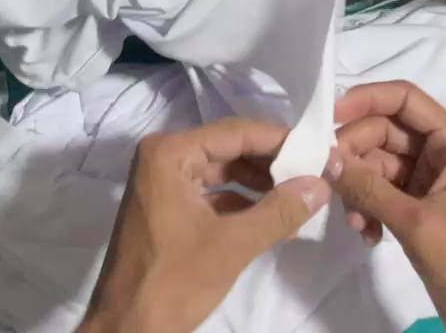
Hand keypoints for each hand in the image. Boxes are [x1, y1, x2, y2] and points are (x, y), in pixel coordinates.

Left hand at [78, 117, 331, 332]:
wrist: (125, 329)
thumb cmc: (174, 281)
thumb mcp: (232, 245)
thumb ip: (278, 212)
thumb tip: (320, 185)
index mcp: (170, 152)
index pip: (233, 133)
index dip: (276, 140)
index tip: (314, 148)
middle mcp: (163, 155)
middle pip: (226, 148)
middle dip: (268, 162)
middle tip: (311, 171)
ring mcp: (162, 180)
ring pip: (220, 170)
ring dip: (256, 183)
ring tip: (297, 193)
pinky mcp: (166, 204)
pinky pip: (209, 191)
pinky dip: (239, 201)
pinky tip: (271, 214)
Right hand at [327, 81, 445, 332]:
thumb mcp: (417, 225)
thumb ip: (368, 187)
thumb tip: (325, 157)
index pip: (405, 99)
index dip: (366, 100)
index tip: (328, 116)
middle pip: (387, 131)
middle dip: (356, 153)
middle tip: (330, 177)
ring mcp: (435, 182)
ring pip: (382, 163)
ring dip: (360, 187)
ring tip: (352, 220)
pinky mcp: (425, 209)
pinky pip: (386, 192)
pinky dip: (370, 206)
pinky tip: (365, 234)